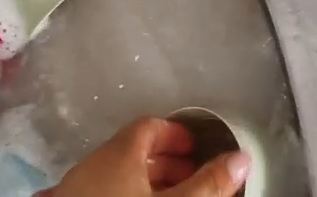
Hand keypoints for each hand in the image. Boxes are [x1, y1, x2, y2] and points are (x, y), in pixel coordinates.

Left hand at [44, 117, 251, 196]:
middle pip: (131, 152)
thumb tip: (242, 157)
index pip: (148, 126)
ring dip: (142, 184)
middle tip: (189, 175)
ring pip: (113, 178)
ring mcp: (73, 192)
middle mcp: (91, 167)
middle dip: (163, 162)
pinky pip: (99, 194)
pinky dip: (120, 195)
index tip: (195, 148)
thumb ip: (208, 183)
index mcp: (118, 154)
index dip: (174, 134)